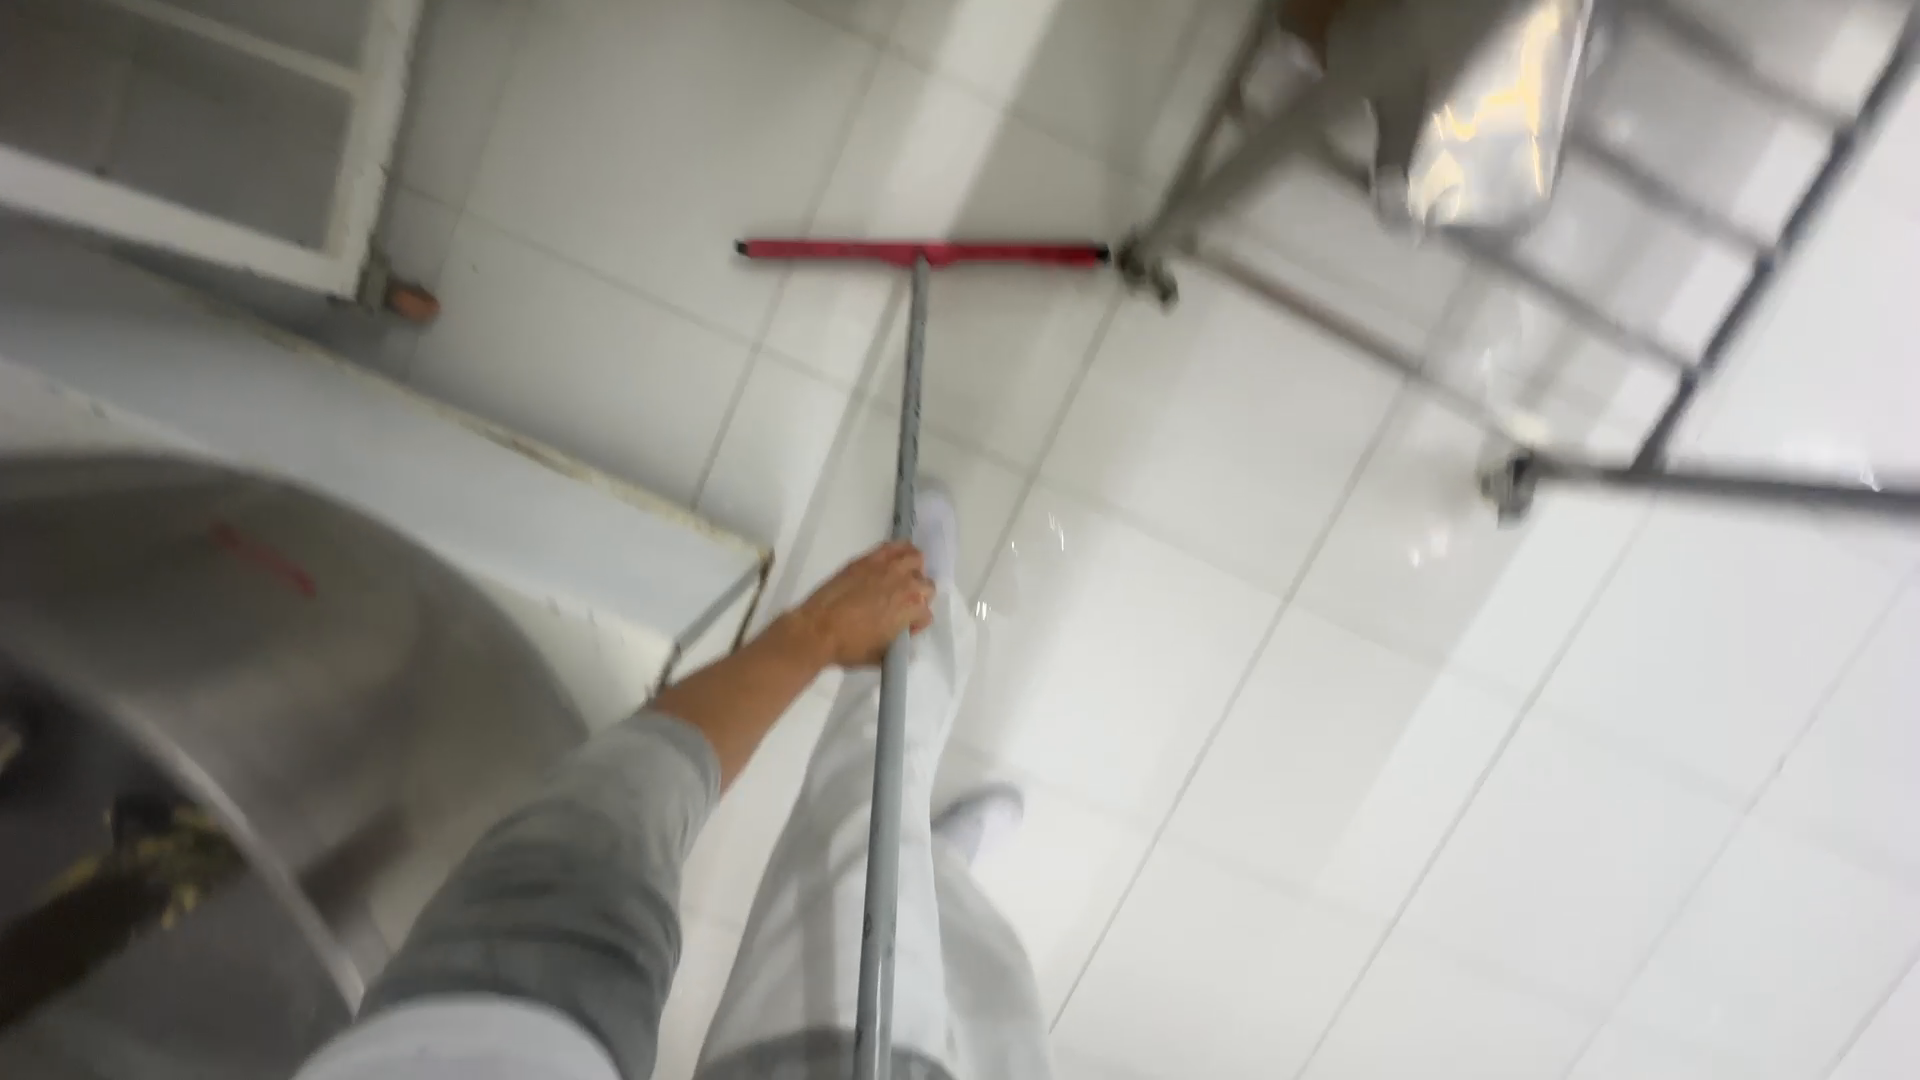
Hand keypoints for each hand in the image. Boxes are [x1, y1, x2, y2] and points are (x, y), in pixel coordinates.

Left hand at [775, 541, 934, 667]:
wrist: (818, 630)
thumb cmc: (851, 647)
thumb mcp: (883, 656)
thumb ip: (900, 647)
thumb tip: (904, 638)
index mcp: (913, 608)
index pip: (926, 614)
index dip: (915, 623)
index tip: (903, 628)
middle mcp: (907, 584)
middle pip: (926, 585)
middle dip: (918, 596)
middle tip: (901, 604)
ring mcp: (888, 567)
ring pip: (916, 558)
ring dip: (914, 569)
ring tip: (902, 578)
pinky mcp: (869, 559)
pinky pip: (893, 546)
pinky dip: (899, 550)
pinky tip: (893, 560)